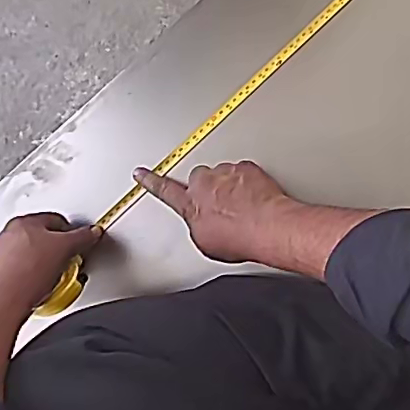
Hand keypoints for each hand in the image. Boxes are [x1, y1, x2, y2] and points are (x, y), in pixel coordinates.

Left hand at [0, 213, 100, 409]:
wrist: (2, 305)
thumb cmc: (23, 275)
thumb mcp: (65, 249)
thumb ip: (82, 237)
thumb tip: (91, 233)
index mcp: (22, 223)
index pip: (55, 220)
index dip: (73, 231)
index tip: (81, 240)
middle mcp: (7, 237)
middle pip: (41, 238)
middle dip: (57, 249)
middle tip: (68, 260)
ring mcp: (0, 257)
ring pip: (30, 256)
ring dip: (45, 265)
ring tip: (54, 278)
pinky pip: (21, 273)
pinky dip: (32, 279)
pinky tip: (39, 289)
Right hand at [134, 161, 295, 264]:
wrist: (268, 227)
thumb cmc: (240, 237)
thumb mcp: (205, 242)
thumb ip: (196, 225)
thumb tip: (201, 224)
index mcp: (189, 203)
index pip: (163, 190)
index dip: (150, 181)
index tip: (141, 173)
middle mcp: (204, 183)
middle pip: (199, 179)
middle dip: (208, 189)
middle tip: (222, 206)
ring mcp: (225, 173)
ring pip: (222, 175)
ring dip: (229, 186)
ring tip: (243, 206)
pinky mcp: (245, 167)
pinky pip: (242, 172)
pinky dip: (247, 182)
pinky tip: (254, 198)